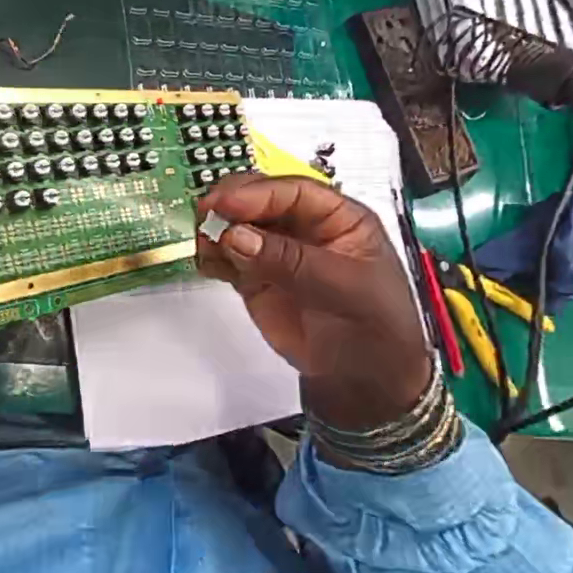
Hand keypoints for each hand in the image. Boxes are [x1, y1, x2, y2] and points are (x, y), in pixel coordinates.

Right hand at [196, 174, 430, 429]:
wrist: (361, 379)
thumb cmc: (373, 327)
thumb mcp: (342, 288)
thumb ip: (288, 260)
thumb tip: (234, 235)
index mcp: (337, 218)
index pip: (293, 193)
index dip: (258, 194)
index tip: (225, 203)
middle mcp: (302, 227)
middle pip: (259, 201)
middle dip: (230, 205)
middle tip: (204, 214)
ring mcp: (273, 251)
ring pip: (236, 226)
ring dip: (214, 229)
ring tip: (200, 243)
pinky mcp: (252, 275)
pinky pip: (224, 257)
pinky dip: (209, 255)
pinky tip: (202, 260)